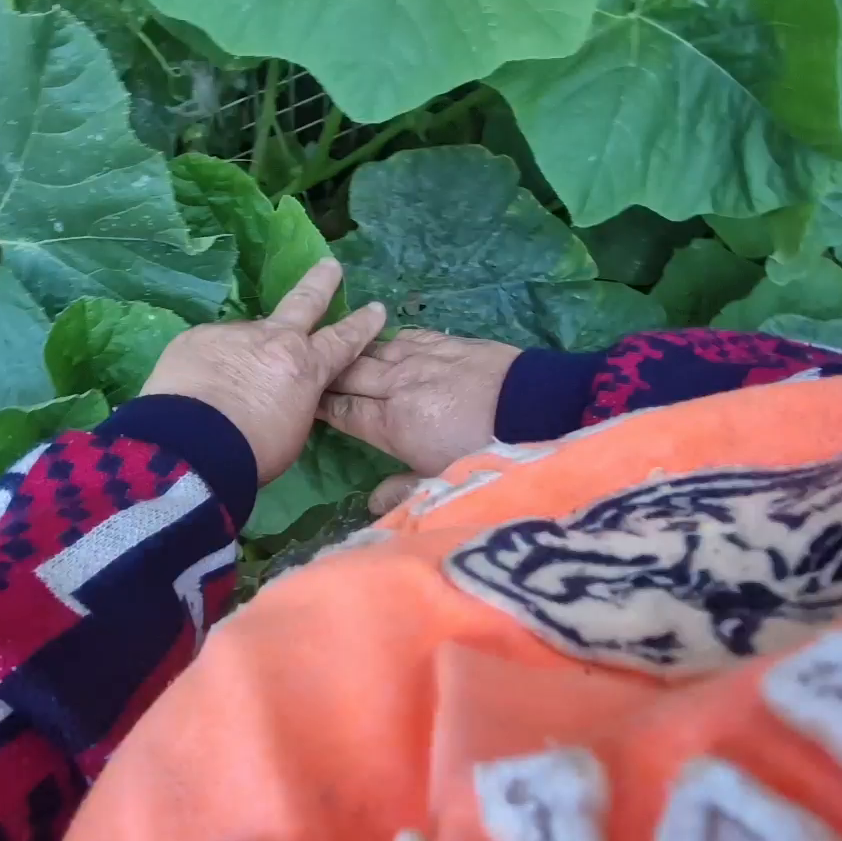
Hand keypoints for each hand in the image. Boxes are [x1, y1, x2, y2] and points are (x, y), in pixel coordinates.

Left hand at [141, 259, 386, 483]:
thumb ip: (294, 398)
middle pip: (303, 302)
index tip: (376, 308)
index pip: (343, 340)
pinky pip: (211, 346)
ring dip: (247, 346)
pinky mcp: (196, 337)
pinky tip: (201, 380)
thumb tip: (284, 388)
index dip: (362, 325)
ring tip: (232, 371)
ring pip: (248, 333)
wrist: (192, 445)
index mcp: (305, 366)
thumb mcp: (292, 429)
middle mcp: (272, 339)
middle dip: (320, 283)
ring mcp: (232, 333)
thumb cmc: (253, 450)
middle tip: (329, 265)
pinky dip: (212, 361)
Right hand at [319, 328, 519, 477]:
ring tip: (340, 355)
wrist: (538, 407)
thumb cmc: (487, 451)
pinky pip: (406, 335)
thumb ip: (403, 491)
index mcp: (391, 422)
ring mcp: (421, 358)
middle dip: (328, 374)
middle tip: (311, 375)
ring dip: (354, 354)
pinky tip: (385, 343)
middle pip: (349, 374)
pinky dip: (389, 340)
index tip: (303, 403)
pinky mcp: (445, 341)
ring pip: (373, 350)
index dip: (320, 406)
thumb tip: (372, 505)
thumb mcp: (443, 481)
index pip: (343, 410)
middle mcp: (397, 384)